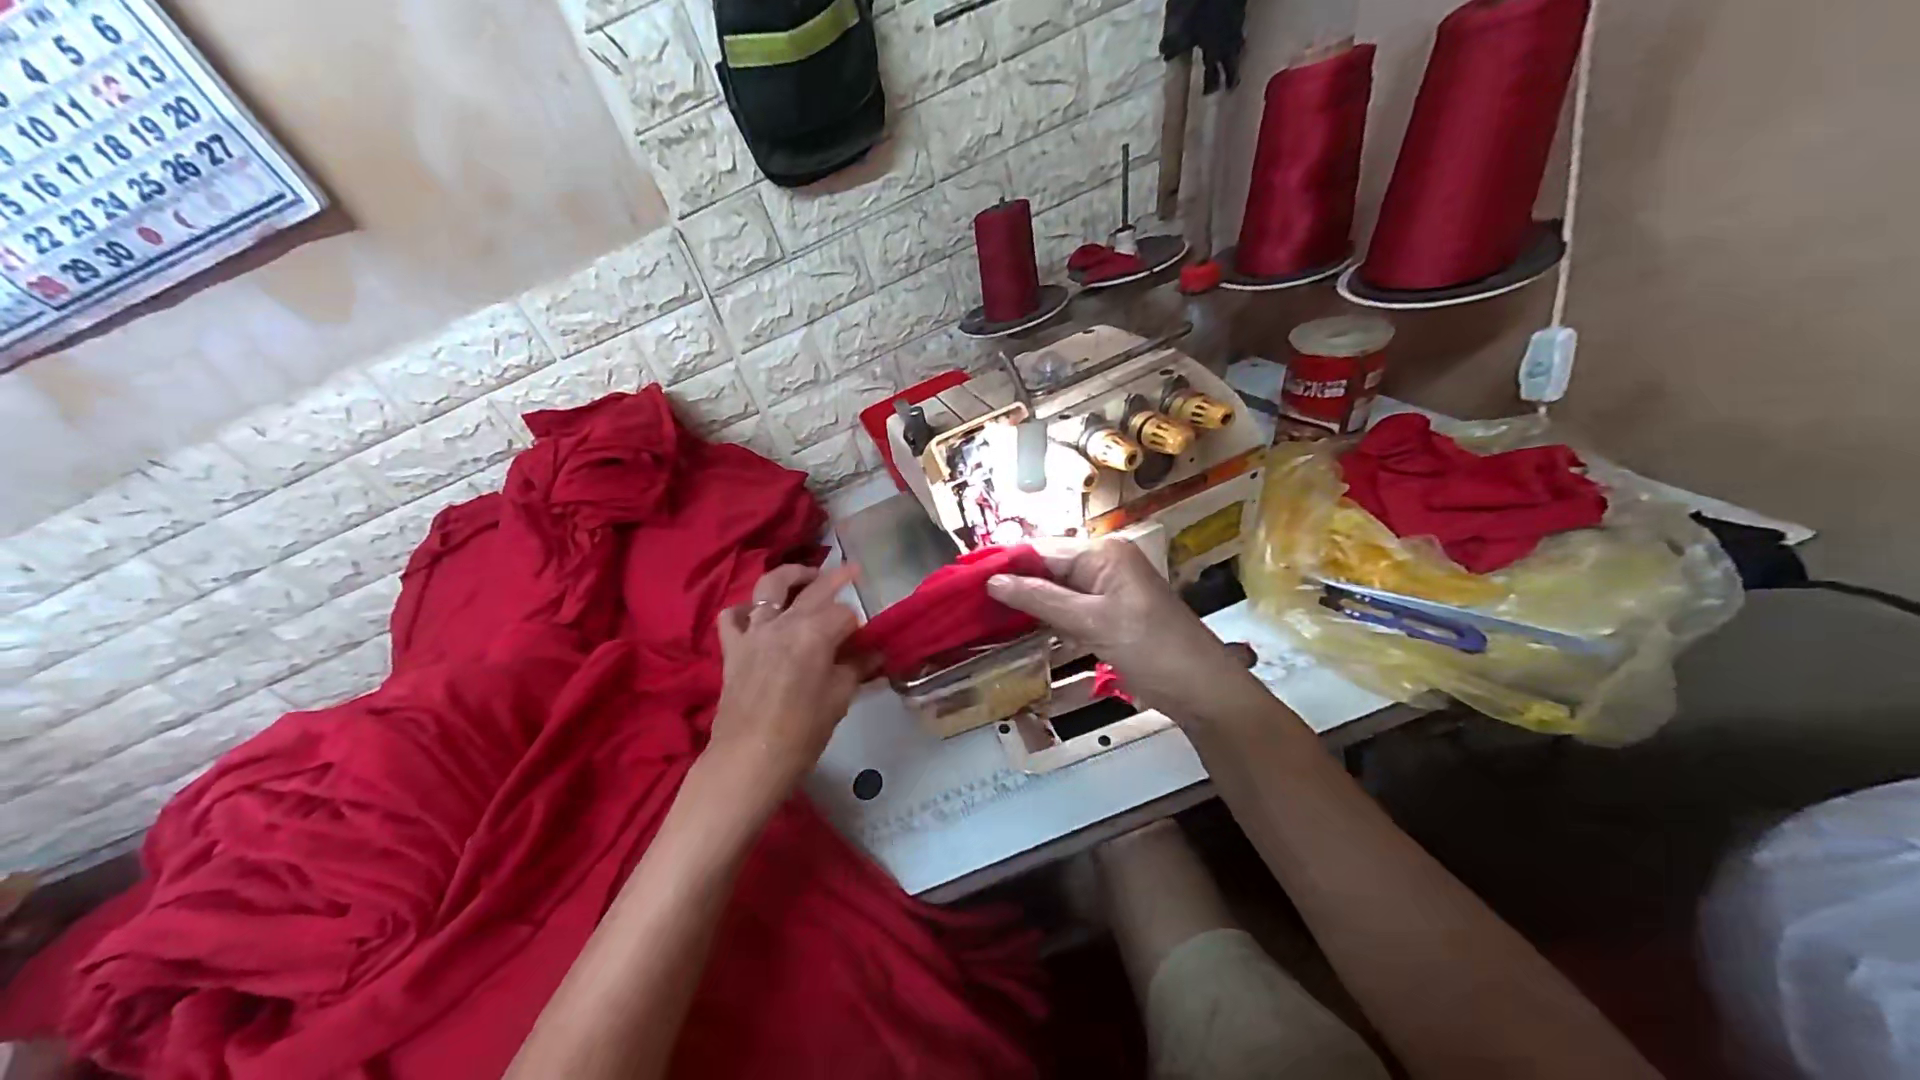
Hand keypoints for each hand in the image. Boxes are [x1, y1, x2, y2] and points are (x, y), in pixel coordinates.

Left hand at [709, 563, 865, 801]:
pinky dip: (744, 610)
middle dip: (836, 578)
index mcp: (814, 633)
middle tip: (852, 571)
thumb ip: (856, 668)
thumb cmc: (802, 732)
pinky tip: (757, 615)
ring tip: (805, 576)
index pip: (844, 614)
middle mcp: (783, 622)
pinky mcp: (732, 649)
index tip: (865, 640)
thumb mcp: (839, 698)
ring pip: (769, 587)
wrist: (749, 759)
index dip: (858, 626)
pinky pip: (732, 617)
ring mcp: (753, 632)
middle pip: (813, 590)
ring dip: (790, 576)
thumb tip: (874, 655)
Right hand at [985, 539, 1267, 723]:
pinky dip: (1046, 616)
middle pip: (1048, 567)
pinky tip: (1018, 626)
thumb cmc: (1152, 649)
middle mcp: (1105, 563)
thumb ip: (1041, 599)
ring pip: (1056, 589)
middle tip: (970, 600)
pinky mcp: (1110, 614)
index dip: (1005, 563)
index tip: (966, 578)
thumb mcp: (1092, 622)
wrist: (1202, 689)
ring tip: (983, 612)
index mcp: (1104, 553)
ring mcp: (1108, 590)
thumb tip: (993, 581)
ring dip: (1026, 601)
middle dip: (1013, 583)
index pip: (1042, 550)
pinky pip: (1069, 608)